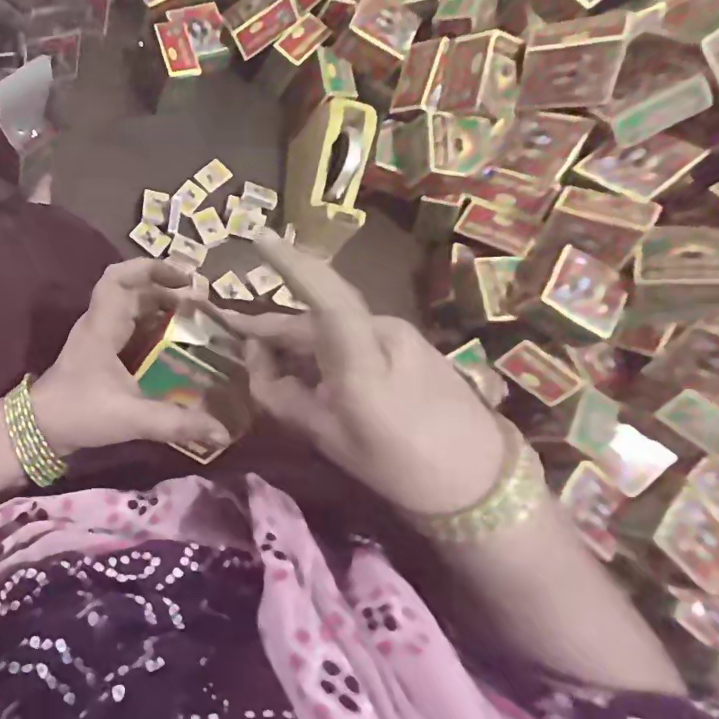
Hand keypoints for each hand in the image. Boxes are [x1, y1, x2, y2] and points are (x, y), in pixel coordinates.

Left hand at [29, 260, 232, 455]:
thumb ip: (175, 423)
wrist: (39, 430)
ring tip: (194, 322)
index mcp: (102, 327)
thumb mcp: (130, 418)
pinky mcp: (99, 356)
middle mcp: (99, 325)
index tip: (184, 278)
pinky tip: (174, 347)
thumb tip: (223, 432)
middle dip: (166, 291)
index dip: (150, 268)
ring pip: (131, 310)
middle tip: (201, 305)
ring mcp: (97, 340)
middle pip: (132, 291)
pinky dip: (152, 330)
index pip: (119, 280)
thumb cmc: (78, 413)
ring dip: (160, 310)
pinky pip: (130, 329)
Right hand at [222, 237, 505, 515]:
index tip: (259, 237)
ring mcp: (400, 336)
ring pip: (333, 328)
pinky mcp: (410, 347)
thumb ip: (282, 393)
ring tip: (274, 371)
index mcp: (363, 355)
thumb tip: (255, 357)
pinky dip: (324, 351)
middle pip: (316, 317)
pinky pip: (353, 338)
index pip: (323, 295)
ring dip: (299, 344)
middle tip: (238, 341)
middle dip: (274, 329)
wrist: (480, 481)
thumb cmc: (397, 464)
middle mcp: (383, 331)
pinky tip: (311, 376)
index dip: (290, 263)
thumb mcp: (327, 436)